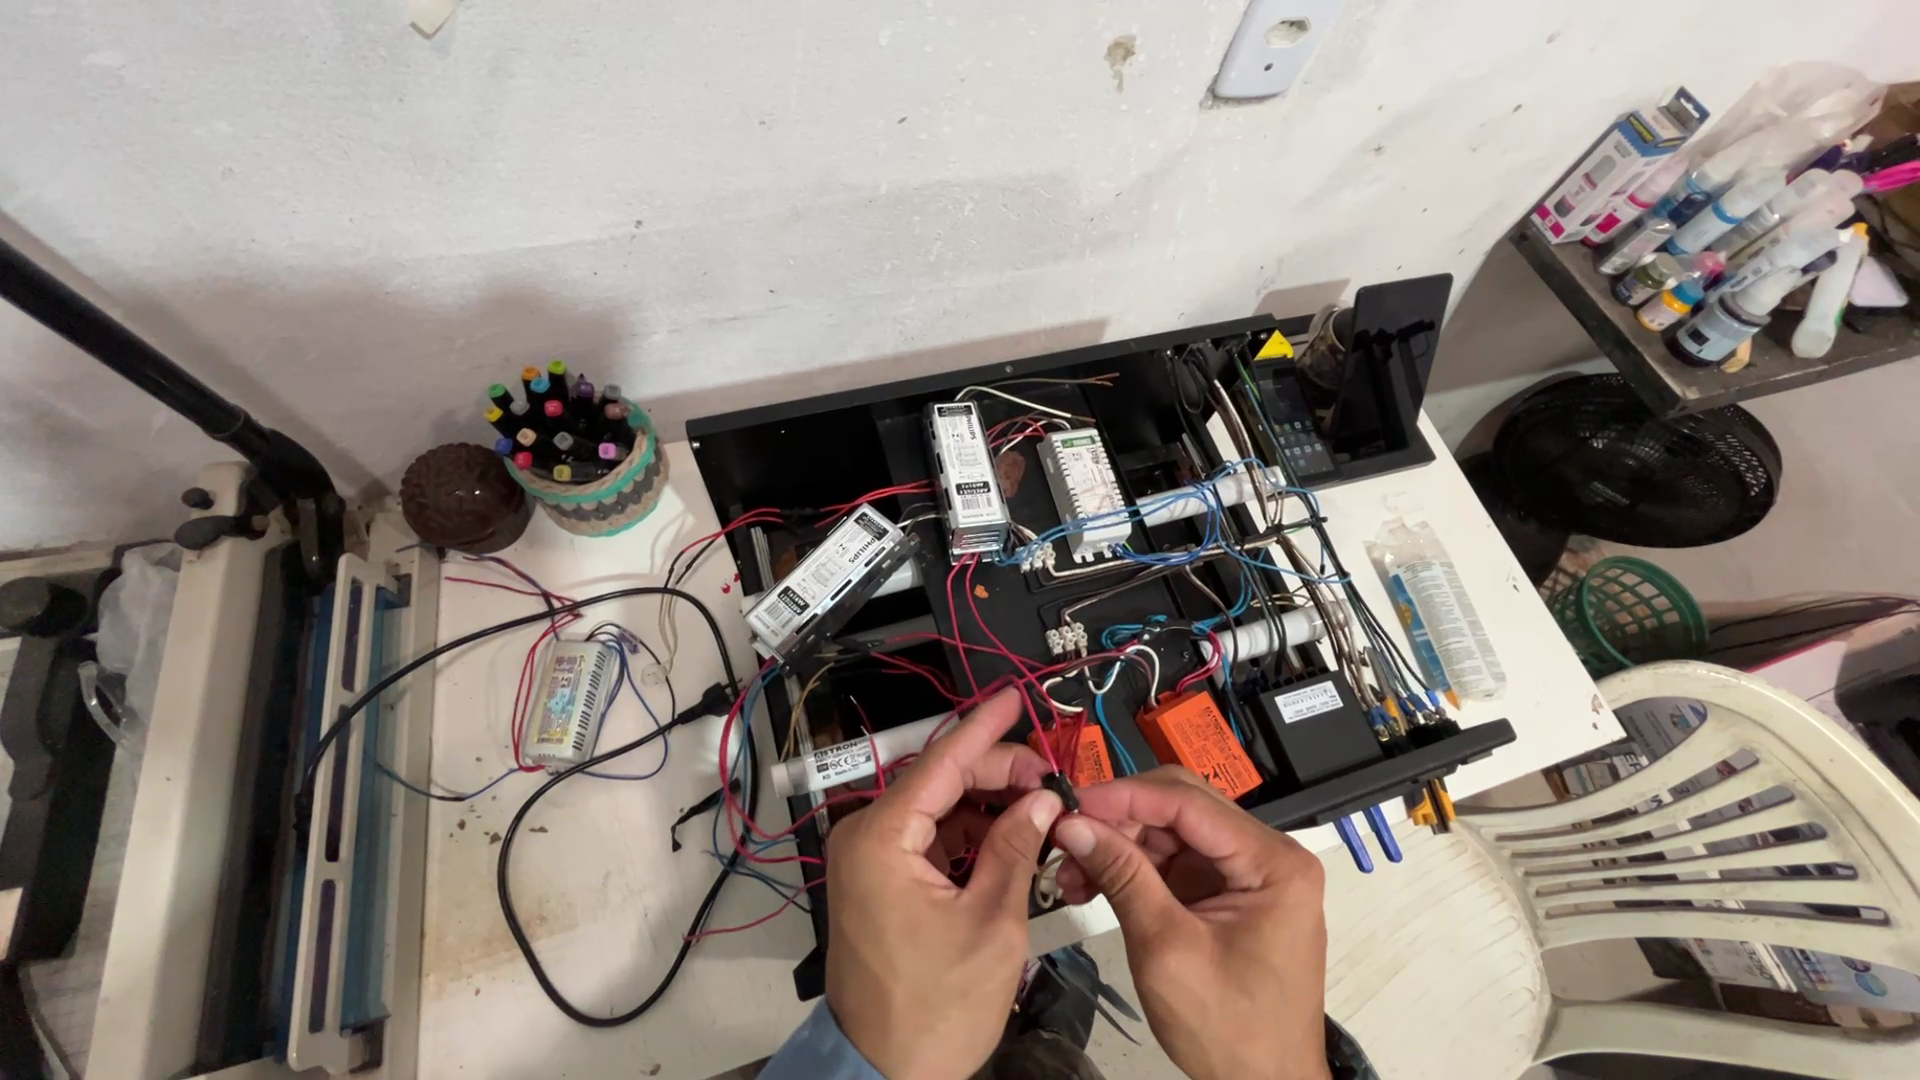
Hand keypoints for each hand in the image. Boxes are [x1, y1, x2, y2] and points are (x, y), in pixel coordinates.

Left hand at [825, 689, 1062, 1079]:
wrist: (884, 1074)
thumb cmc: (934, 1009)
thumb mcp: (991, 924)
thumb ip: (1015, 849)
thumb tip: (1041, 800)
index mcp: (881, 839)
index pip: (941, 763)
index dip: (984, 729)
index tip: (1014, 699)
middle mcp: (866, 835)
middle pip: (940, 781)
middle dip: (996, 773)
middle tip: (1048, 778)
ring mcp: (870, 856)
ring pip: (938, 807)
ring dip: (986, 803)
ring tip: (1038, 807)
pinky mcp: (880, 876)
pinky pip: (930, 836)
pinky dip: (970, 833)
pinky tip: (1010, 835)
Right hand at [1052, 767, 1329, 1079]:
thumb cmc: (1228, 1029)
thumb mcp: (1166, 949)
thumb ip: (1122, 876)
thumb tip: (1071, 822)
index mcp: (1272, 861)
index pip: (1187, 802)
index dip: (1123, 796)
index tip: (1070, 803)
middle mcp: (1264, 852)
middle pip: (1178, 806)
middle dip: (1117, 820)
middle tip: (1066, 836)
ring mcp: (1242, 870)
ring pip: (1166, 830)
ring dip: (1116, 844)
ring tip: (1068, 873)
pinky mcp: (1221, 889)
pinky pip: (1169, 859)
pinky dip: (1128, 867)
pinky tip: (1088, 884)